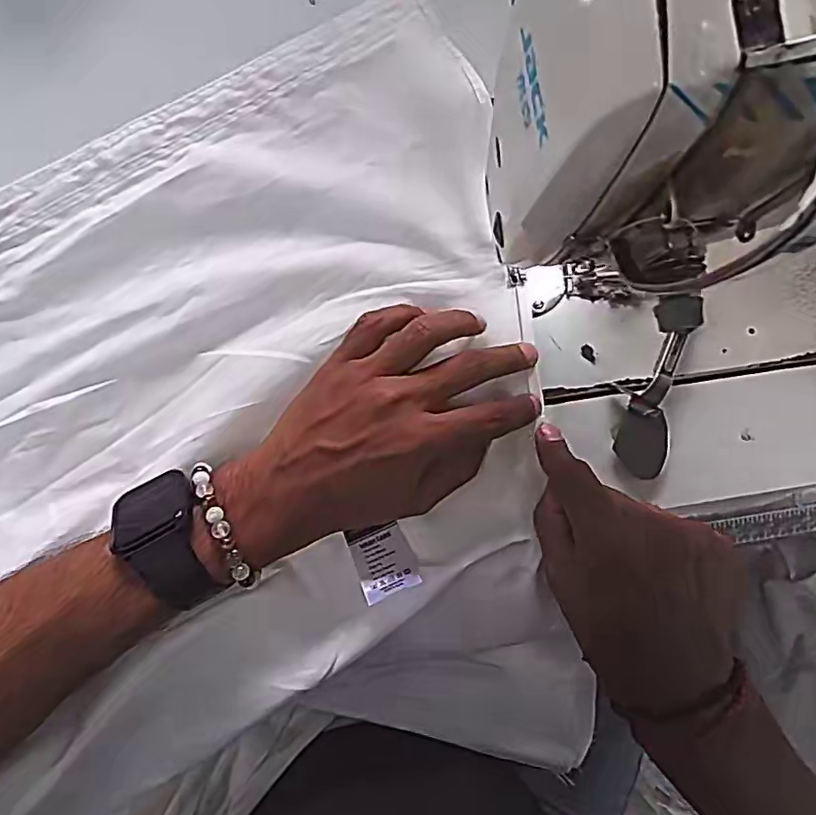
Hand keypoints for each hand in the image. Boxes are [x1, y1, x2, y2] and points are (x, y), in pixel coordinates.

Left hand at [216, 306, 540, 567]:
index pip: (485, 416)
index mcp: (420, 438)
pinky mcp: (342, 364)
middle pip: (468, 367)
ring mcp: (368, 377)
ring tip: (475, 324)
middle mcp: (399, 401)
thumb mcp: (413, 500)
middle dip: (505, 360)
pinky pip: (374, 326)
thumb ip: (455, 470)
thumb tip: (480, 443)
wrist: (288, 488)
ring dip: (458, 323)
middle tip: (520, 356)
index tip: (526, 403)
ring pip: (424, 333)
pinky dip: (400, 314)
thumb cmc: (344, 499)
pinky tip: (417, 315)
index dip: (515, 409)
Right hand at [532, 423, 748, 715]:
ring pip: (648, 515)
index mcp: (603, 531)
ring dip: (640, 535)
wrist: (676, 679)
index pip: (573, 477)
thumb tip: (554, 493)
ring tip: (640, 578)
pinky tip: (667, 579)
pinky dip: (671, 547)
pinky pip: (679, 530)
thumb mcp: (563, 583)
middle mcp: (647, 522)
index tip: (549, 437)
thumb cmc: (615, 638)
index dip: (556, 454)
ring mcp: (686, 531)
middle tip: (605, 561)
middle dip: (604, 519)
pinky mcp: (716, 543)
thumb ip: (553, 527)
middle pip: (613, 499)